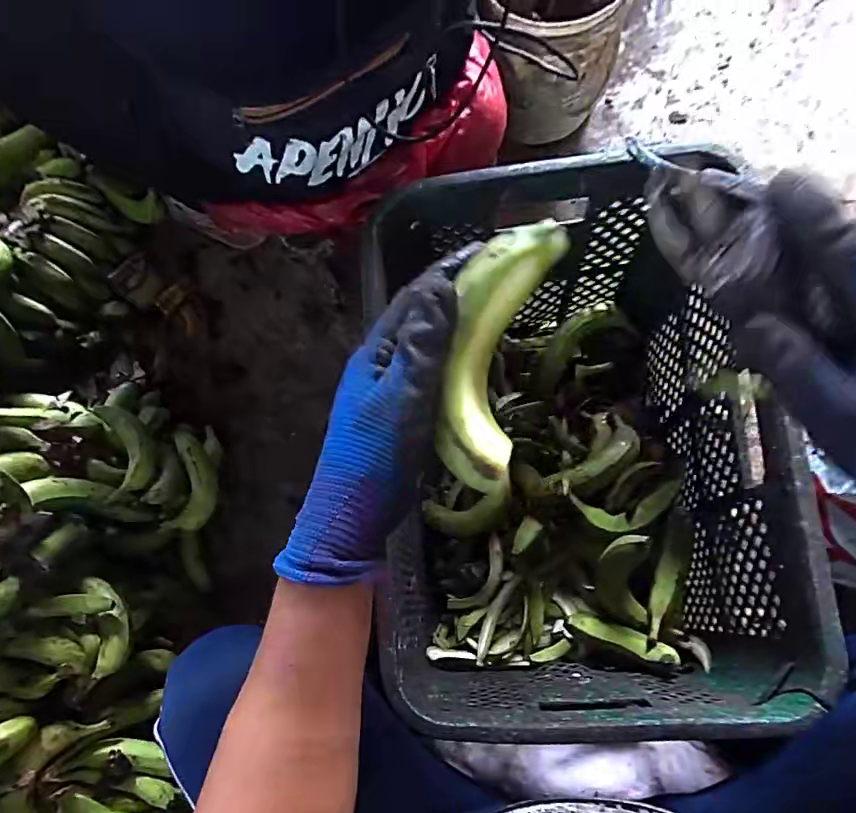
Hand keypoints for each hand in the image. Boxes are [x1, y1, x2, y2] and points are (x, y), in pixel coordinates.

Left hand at [273, 246, 471, 585]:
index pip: (415, 297)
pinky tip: (477, 365)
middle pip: (422, 318)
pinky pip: (434, 378)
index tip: (490, 250)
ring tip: (496, 313)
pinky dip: (456, 364)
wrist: (353, 518)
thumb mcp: (401, 401)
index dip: (450, 270)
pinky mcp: (403, 416)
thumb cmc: (374, 460)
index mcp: (375, 353)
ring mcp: (391, 391)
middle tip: (502, 279)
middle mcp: (381, 364)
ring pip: (429, 348)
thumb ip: (421, 347)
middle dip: (458, 294)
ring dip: (459, 327)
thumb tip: (441, 285)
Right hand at [647, 169, 855, 587]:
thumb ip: (792, 363)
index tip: (778, 183)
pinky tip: (838, 299)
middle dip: (825, 226)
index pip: (849, 246)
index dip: (812, 212)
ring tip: (801, 262)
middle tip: (777, 226)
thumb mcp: (833, 413)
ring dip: (844, 250)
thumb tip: (754, 322)